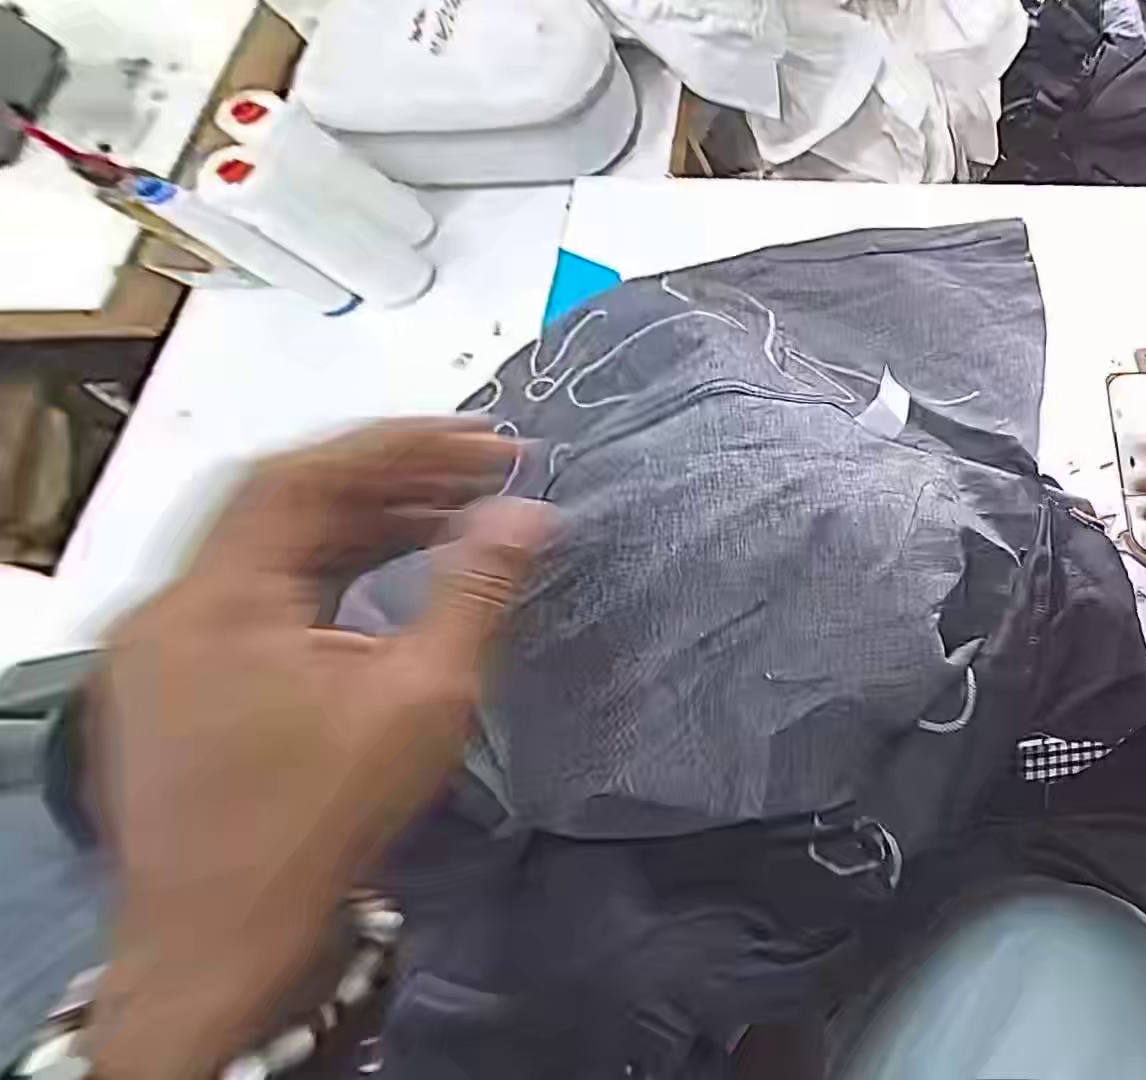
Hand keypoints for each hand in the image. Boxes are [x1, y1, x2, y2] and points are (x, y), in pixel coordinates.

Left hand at [87, 420, 553, 1079]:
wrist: (237, 925)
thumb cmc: (333, 803)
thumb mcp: (427, 689)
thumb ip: (480, 589)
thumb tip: (531, 514)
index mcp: (218, 600)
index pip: (302, 477)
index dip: (397, 443)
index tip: (483, 437)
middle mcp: (184, 601)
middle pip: (292, 499)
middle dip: (399, 471)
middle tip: (490, 465)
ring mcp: (189, 634)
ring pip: (289, 538)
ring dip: (382, 511)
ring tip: (468, 503)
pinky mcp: (210, 662)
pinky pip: (289, 578)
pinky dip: (358, 553)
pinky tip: (416, 556)